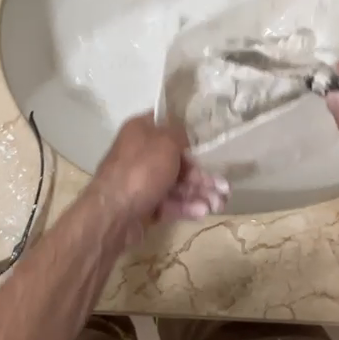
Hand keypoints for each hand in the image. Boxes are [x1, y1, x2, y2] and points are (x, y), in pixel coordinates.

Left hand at [88, 116, 229, 243]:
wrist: (113, 214)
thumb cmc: (141, 170)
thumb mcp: (166, 142)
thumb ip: (181, 134)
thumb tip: (186, 135)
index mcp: (141, 131)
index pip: (169, 125)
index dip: (191, 133)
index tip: (213, 142)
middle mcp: (141, 154)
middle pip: (178, 160)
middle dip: (203, 174)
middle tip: (225, 187)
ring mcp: (142, 181)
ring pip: (177, 184)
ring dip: (200, 193)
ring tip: (219, 203)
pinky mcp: (145, 205)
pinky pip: (170, 203)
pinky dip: (186, 206)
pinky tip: (203, 211)